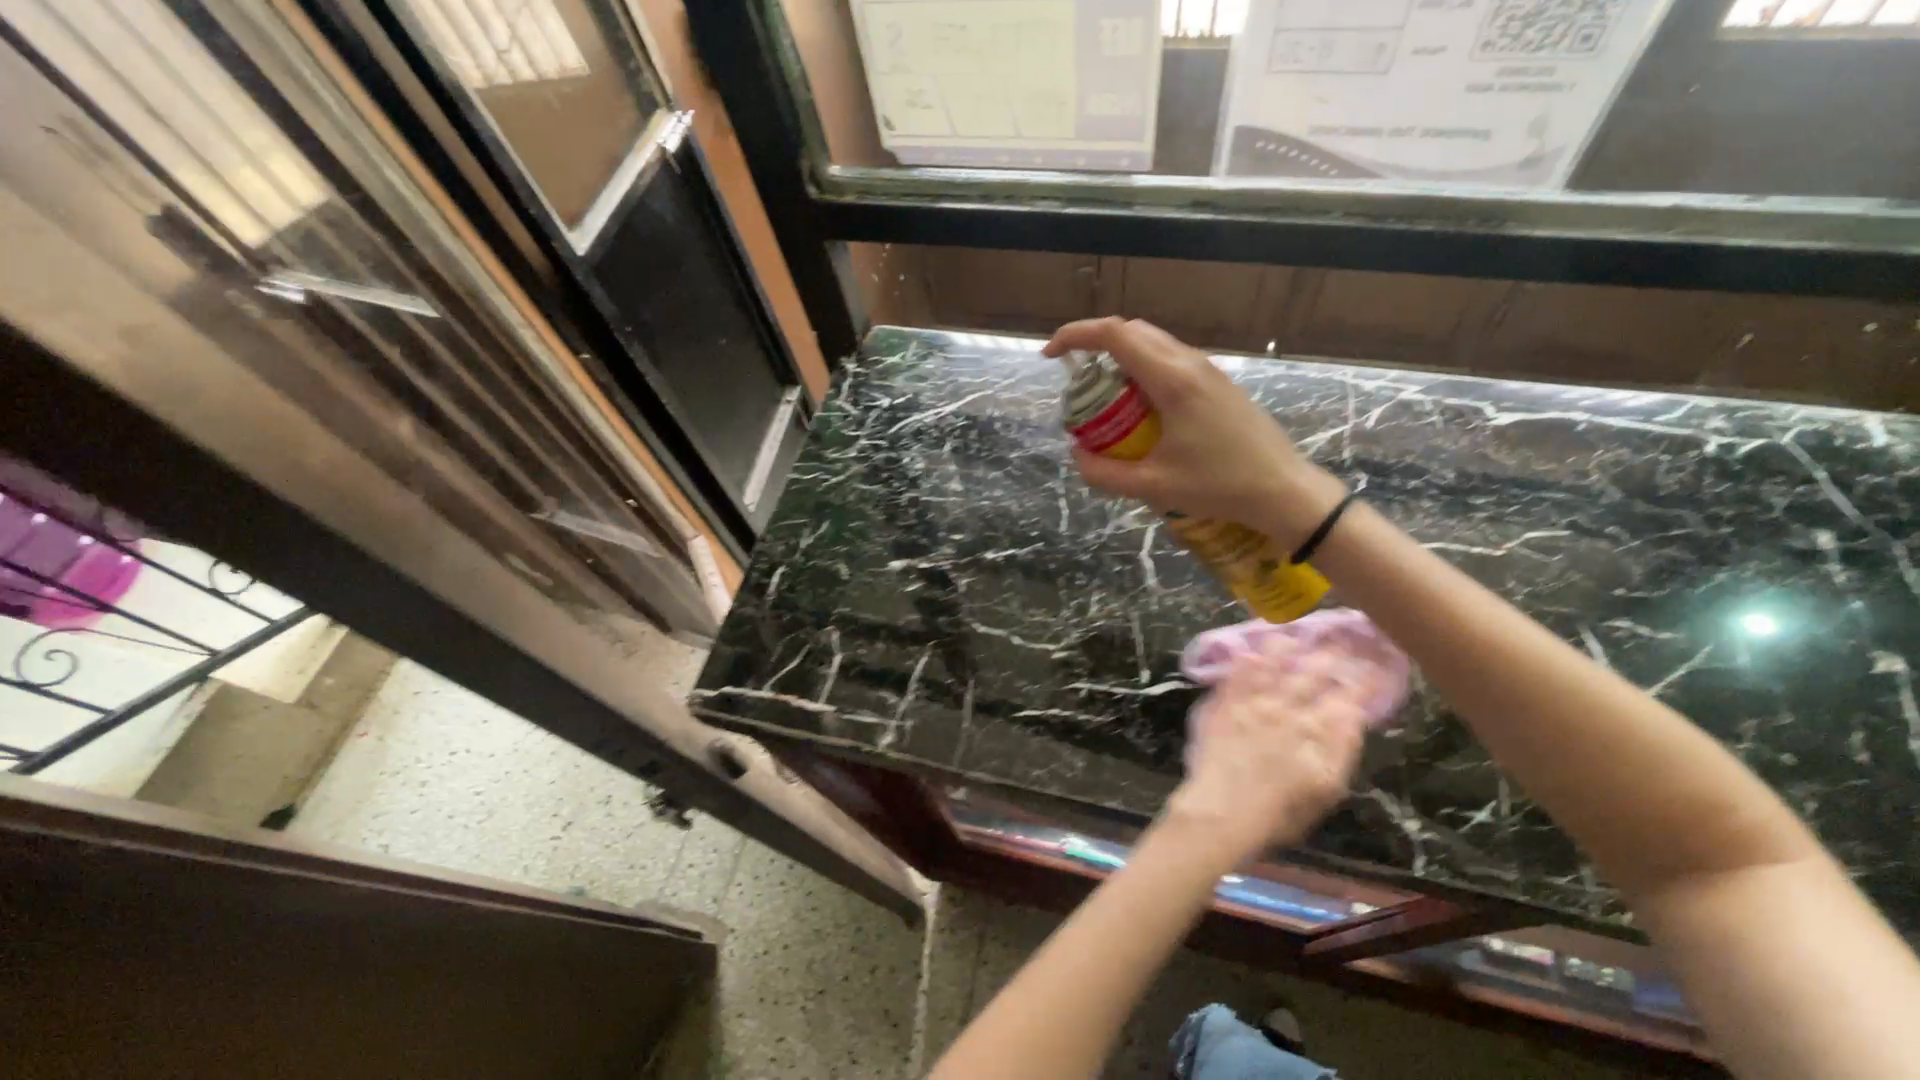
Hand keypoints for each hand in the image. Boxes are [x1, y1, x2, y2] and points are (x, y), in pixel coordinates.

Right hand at [1044, 317, 1346, 547]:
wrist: (1283, 490)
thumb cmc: (1219, 487)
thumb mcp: (1153, 487)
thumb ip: (1105, 473)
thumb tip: (1076, 454)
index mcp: (1172, 380)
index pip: (1115, 334)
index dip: (1076, 335)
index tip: (1051, 354)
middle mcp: (1190, 363)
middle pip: (1132, 331)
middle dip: (1094, 344)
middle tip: (1073, 377)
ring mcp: (1208, 370)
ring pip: (1154, 342)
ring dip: (1121, 357)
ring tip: (1102, 395)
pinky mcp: (1219, 383)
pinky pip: (1171, 359)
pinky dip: (1143, 369)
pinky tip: (1139, 406)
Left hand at [1165, 638, 1369, 864]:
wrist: (1224, 810)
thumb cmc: (1280, 813)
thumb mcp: (1327, 790)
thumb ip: (1342, 749)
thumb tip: (1354, 717)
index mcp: (1319, 732)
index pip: (1348, 699)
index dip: (1364, 681)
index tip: (1374, 664)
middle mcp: (1290, 710)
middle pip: (1313, 675)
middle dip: (1329, 655)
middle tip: (1339, 636)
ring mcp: (1255, 704)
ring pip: (1273, 667)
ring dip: (1285, 650)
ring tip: (1292, 635)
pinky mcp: (1225, 706)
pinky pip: (1237, 676)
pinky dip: (1244, 661)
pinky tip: (1247, 651)